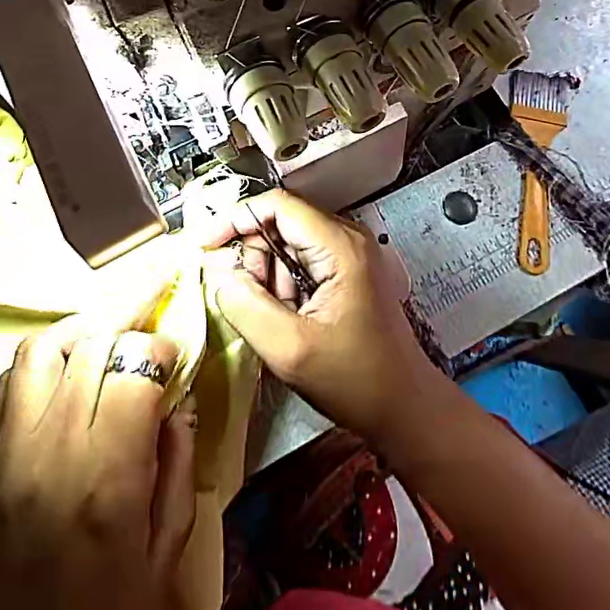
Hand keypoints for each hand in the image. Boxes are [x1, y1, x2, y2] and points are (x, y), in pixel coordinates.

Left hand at [0, 279, 197, 609]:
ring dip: (84, 330)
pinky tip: (72, 369)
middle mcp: (52, 449)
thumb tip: (179, 402)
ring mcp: (10, 452)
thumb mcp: (166, 548)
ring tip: (113, 335)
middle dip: (132, 322)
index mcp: (106, 474)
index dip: (164, 348)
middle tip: (153, 327)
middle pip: (92, 342)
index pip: (136, 362)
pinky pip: (11, 380)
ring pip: (42, 348)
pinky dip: (46, 358)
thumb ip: (179, 464)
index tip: (178, 359)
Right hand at [192, 189, 439, 445]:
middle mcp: (347, 239)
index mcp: (341, 246)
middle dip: (252, 258)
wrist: (404, 404)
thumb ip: (247, 307)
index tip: (206, 245)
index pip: (278, 205)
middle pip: (280, 223)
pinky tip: (289, 320)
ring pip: (286, 245)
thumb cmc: (358, 380)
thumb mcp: (291, 350)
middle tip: (247, 301)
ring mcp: (348, 255)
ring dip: (267, 278)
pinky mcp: (346, 273)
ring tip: (276, 319)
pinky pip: (299, 265)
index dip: (236, 218)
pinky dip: (282, 288)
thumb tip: (218, 274)